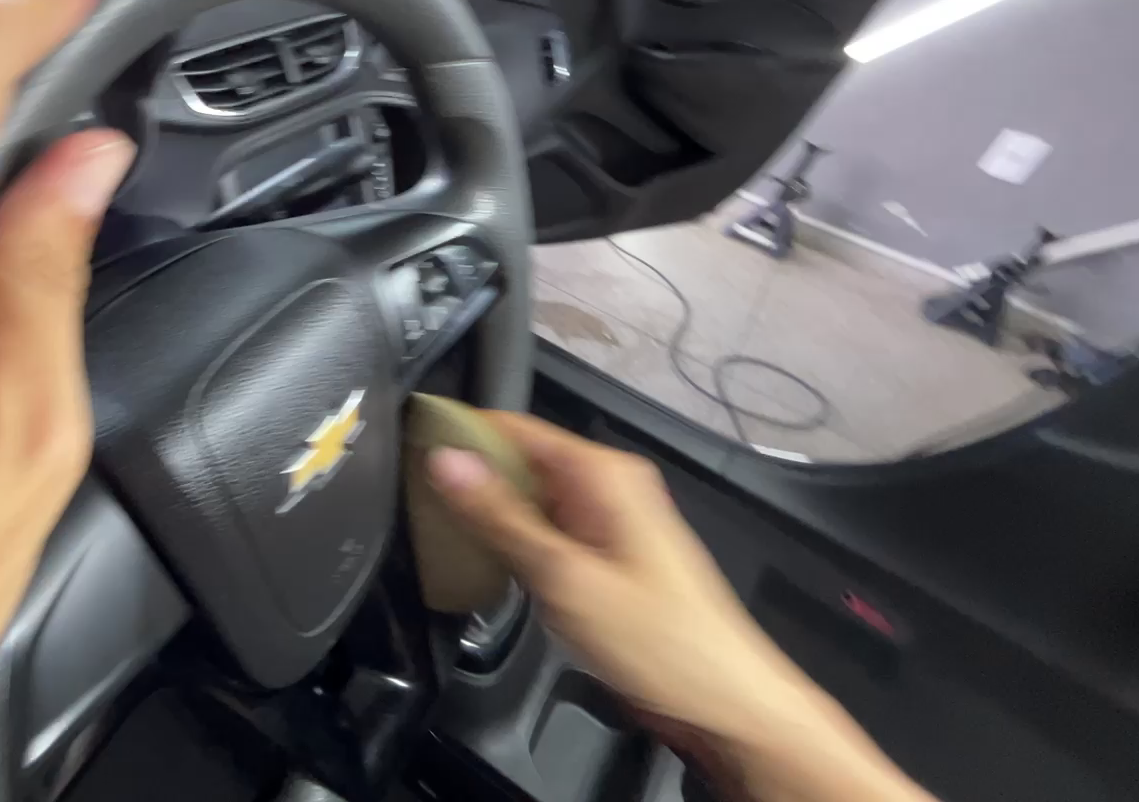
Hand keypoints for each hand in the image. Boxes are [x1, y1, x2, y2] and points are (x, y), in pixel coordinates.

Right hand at [428, 415, 935, 801]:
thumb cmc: (656, 641)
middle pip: (516, 457)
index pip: (511, 426)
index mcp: (600, 471)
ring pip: (523, 492)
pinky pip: (538, 522)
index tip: (408, 446)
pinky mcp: (597, 548)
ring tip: (429, 518)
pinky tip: (474, 549)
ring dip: (483, 504)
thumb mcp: (563, 575)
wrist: (730, 711)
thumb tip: (441, 458)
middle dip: (466, 471)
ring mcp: (601, 516)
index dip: (458, 431)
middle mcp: (601, 482)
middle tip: (411, 491)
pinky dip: (505, 530)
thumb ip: (497, 515)